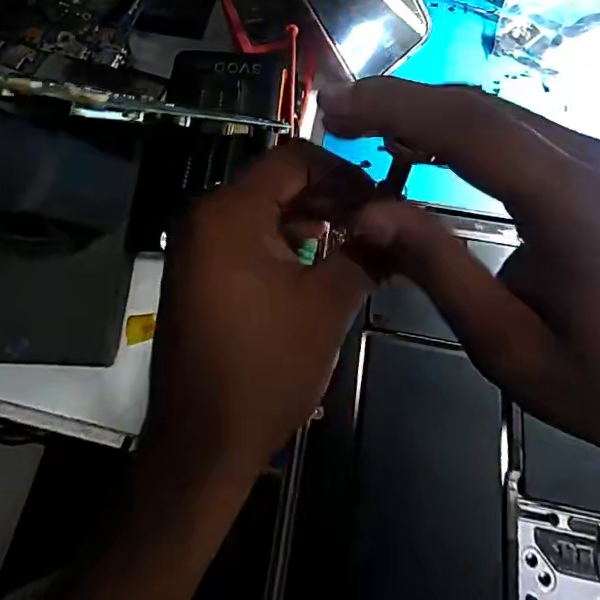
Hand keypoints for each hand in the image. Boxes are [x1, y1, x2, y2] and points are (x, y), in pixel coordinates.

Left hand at [147, 140, 375, 470]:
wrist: (203, 440)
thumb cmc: (265, 368)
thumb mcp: (325, 305)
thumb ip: (366, 255)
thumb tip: (403, 227)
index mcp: (229, 213)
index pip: (291, 160)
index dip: (341, 171)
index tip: (378, 197)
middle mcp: (204, 217)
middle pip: (275, 183)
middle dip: (327, 197)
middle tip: (373, 222)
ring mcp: (196, 245)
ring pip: (262, 211)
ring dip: (308, 220)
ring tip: (353, 243)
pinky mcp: (198, 271)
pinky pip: (245, 238)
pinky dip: (282, 241)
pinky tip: (316, 263)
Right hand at [322, 78, 599, 510]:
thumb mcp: (505, 344)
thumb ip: (435, 266)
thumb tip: (366, 211)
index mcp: (578, 210)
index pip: (472, 131)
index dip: (396, 108)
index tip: (335, 108)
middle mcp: (596, 164)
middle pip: (480, 108)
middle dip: (399, 99)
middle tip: (336, 109)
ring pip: (495, 110)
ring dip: (424, 107)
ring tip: (362, 119)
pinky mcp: (598, 164)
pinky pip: (514, 129)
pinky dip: (455, 126)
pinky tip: (417, 139)